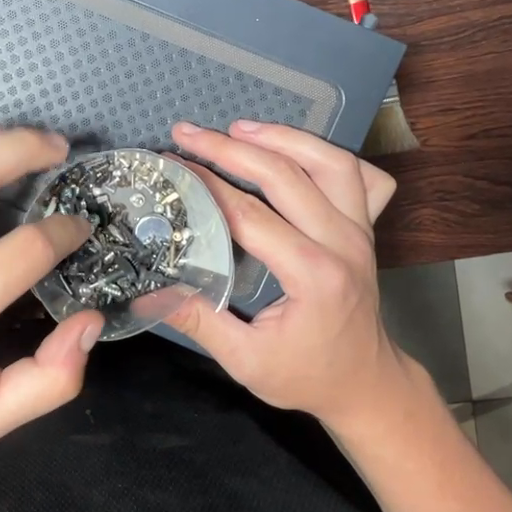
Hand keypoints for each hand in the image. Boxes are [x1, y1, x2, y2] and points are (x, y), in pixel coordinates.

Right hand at [161, 119, 404, 424]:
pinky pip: (363, 177)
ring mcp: (361, 231)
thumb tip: (144, 294)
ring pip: (330, 163)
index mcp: (312, 274)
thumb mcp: (246, 361)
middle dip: (230, 148)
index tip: (171, 163)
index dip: (206, 184)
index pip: (250, 214)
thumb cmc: (306, 376)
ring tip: (238, 127)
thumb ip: (198, 322)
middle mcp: (342, 243)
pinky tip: (298, 150)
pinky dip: (331, 156)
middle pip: (286, 175)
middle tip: (187, 132)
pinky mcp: (367, 229)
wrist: (367, 385)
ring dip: (283, 137)